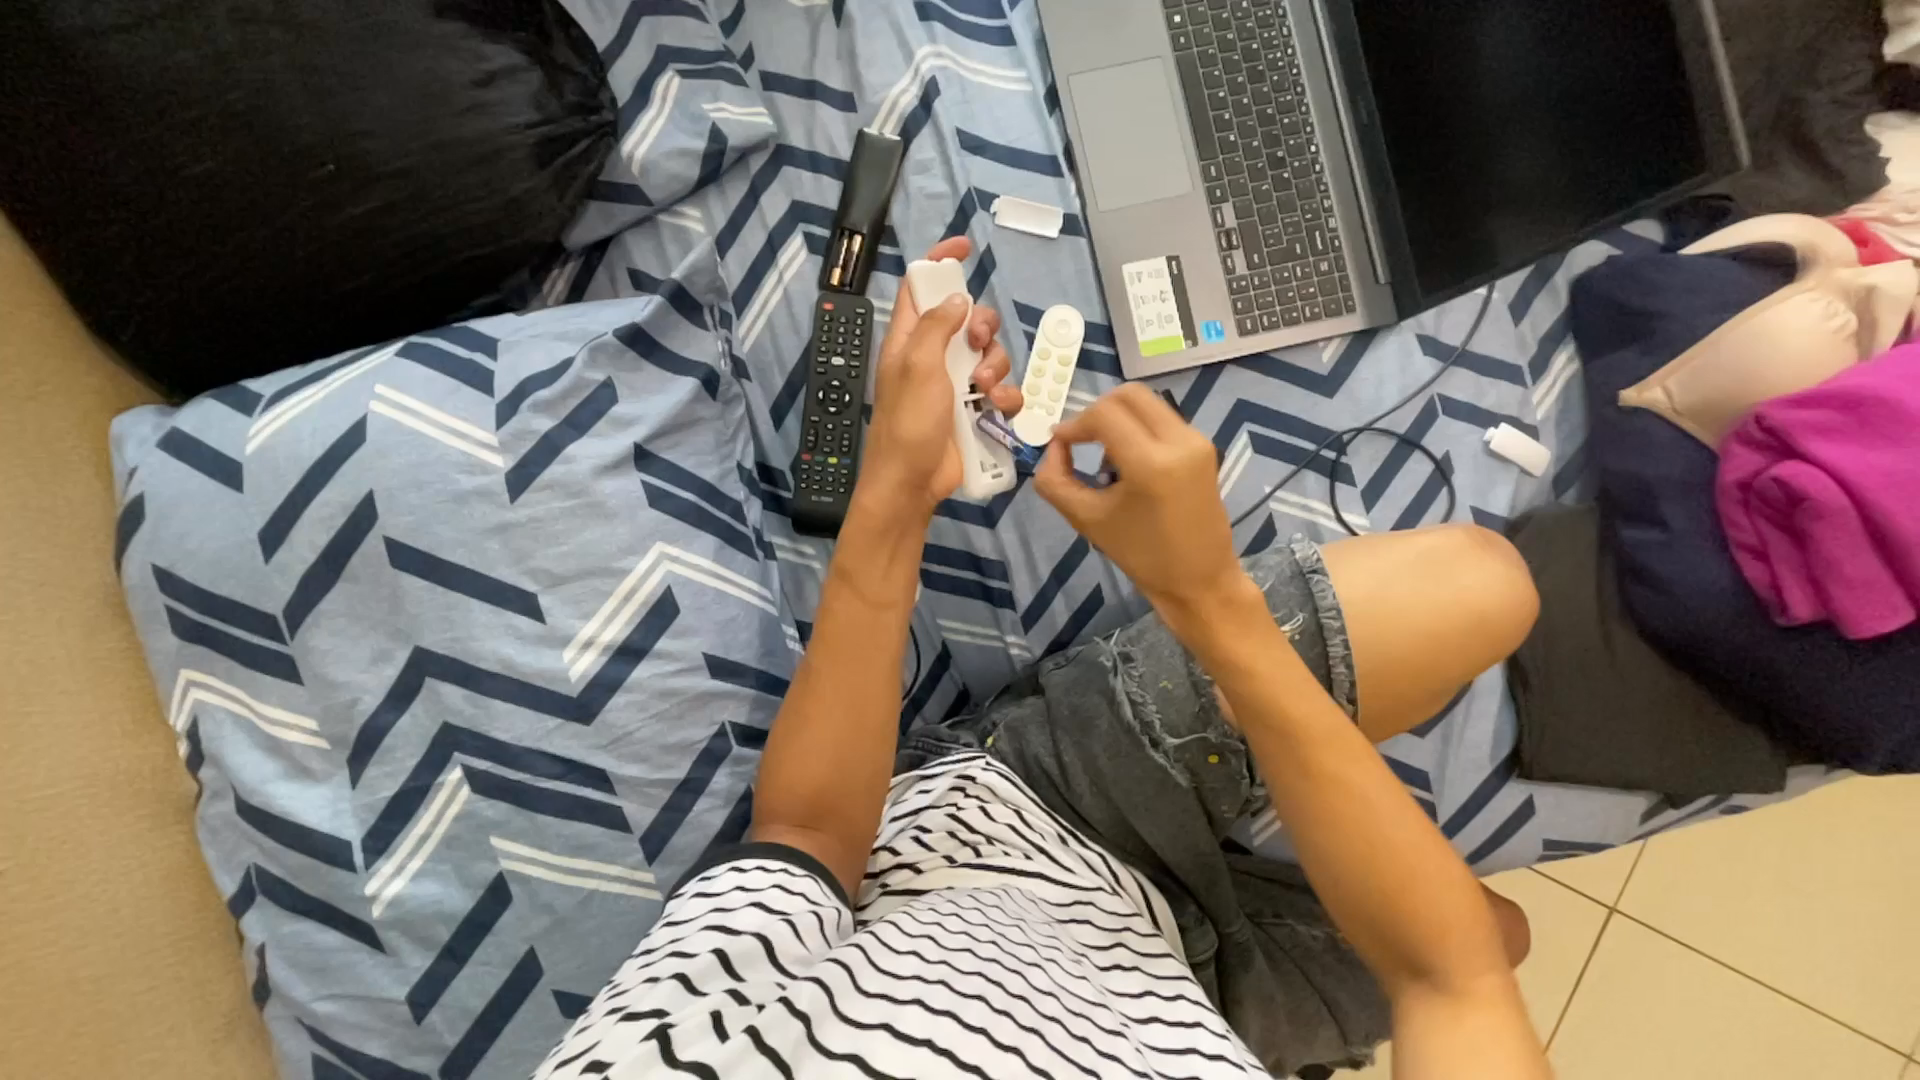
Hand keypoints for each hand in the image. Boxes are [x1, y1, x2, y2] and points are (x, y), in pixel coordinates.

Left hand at [858, 237, 1021, 515]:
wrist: (914, 482)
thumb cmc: (908, 423)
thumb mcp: (917, 366)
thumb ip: (937, 326)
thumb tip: (958, 300)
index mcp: (908, 340)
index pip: (920, 288)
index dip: (939, 264)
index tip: (964, 246)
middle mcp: (933, 357)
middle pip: (968, 320)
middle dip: (982, 327)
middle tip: (978, 343)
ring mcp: (955, 385)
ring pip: (990, 355)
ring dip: (995, 366)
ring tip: (983, 390)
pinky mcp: (974, 411)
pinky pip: (1001, 390)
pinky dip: (1005, 396)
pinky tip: (996, 409)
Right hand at [1032, 384, 1251, 616]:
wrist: (1200, 580)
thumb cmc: (1142, 556)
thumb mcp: (1087, 520)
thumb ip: (1055, 480)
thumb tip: (1053, 447)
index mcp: (1150, 463)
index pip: (1104, 414)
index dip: (1074, 423)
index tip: (1060, 445)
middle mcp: (1179, 441)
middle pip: (1128, 395)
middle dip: (1096, 412)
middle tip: (1080, 442)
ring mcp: (1196, 441)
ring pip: (1146, 404)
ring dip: (1117, 420)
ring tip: (1105, 458)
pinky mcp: (1203, 446)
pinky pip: (1161, 419)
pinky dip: (1137, 429)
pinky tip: (1128, 465)